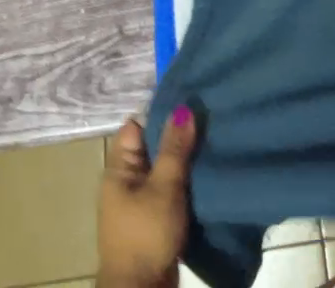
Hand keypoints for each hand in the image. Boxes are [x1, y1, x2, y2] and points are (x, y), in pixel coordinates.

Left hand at [97, 107, 197, 287]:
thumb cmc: (147, 234)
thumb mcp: (164, 187)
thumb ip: (174, 148)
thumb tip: (183, 108)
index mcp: (119, 170)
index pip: (136, 127)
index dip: (161, 113)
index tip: (191, 101)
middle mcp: (126, 182)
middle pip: (153, 148)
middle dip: (178, 136)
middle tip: (210, 118)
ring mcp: (140, 201)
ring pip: (165, 170)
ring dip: (185, 160)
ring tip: (215, 140)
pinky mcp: (155, 219)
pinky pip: (172, 190)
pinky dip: (187, 182)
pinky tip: (209, 172)